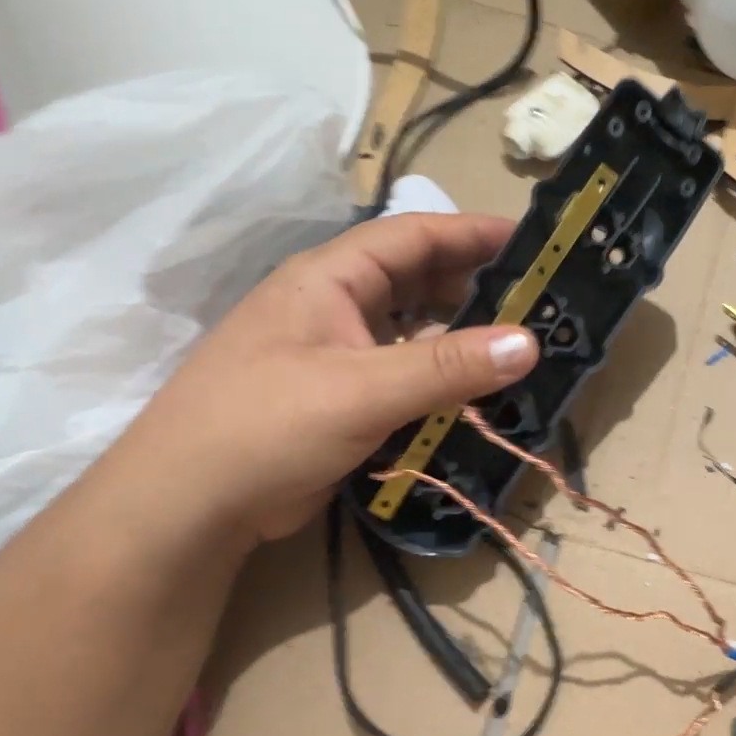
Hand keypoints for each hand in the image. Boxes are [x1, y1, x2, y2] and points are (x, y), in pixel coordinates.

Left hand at [103, 213, 536, 545]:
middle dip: (479, 286)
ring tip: (524, 348)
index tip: (535, 244)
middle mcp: (338, 308)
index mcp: (331, 279)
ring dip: (465, 337)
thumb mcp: (362, 389)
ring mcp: (340, 356)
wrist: (192, 503)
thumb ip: (447, 365)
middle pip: (419, 281)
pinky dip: (446, 381)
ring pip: (417, 332)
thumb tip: (530, 343)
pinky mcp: (346, 401)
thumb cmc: (266, 425)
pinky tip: (481, 396)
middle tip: (543, 304)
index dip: (473, 233)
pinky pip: (409, 378)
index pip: (414, 236)